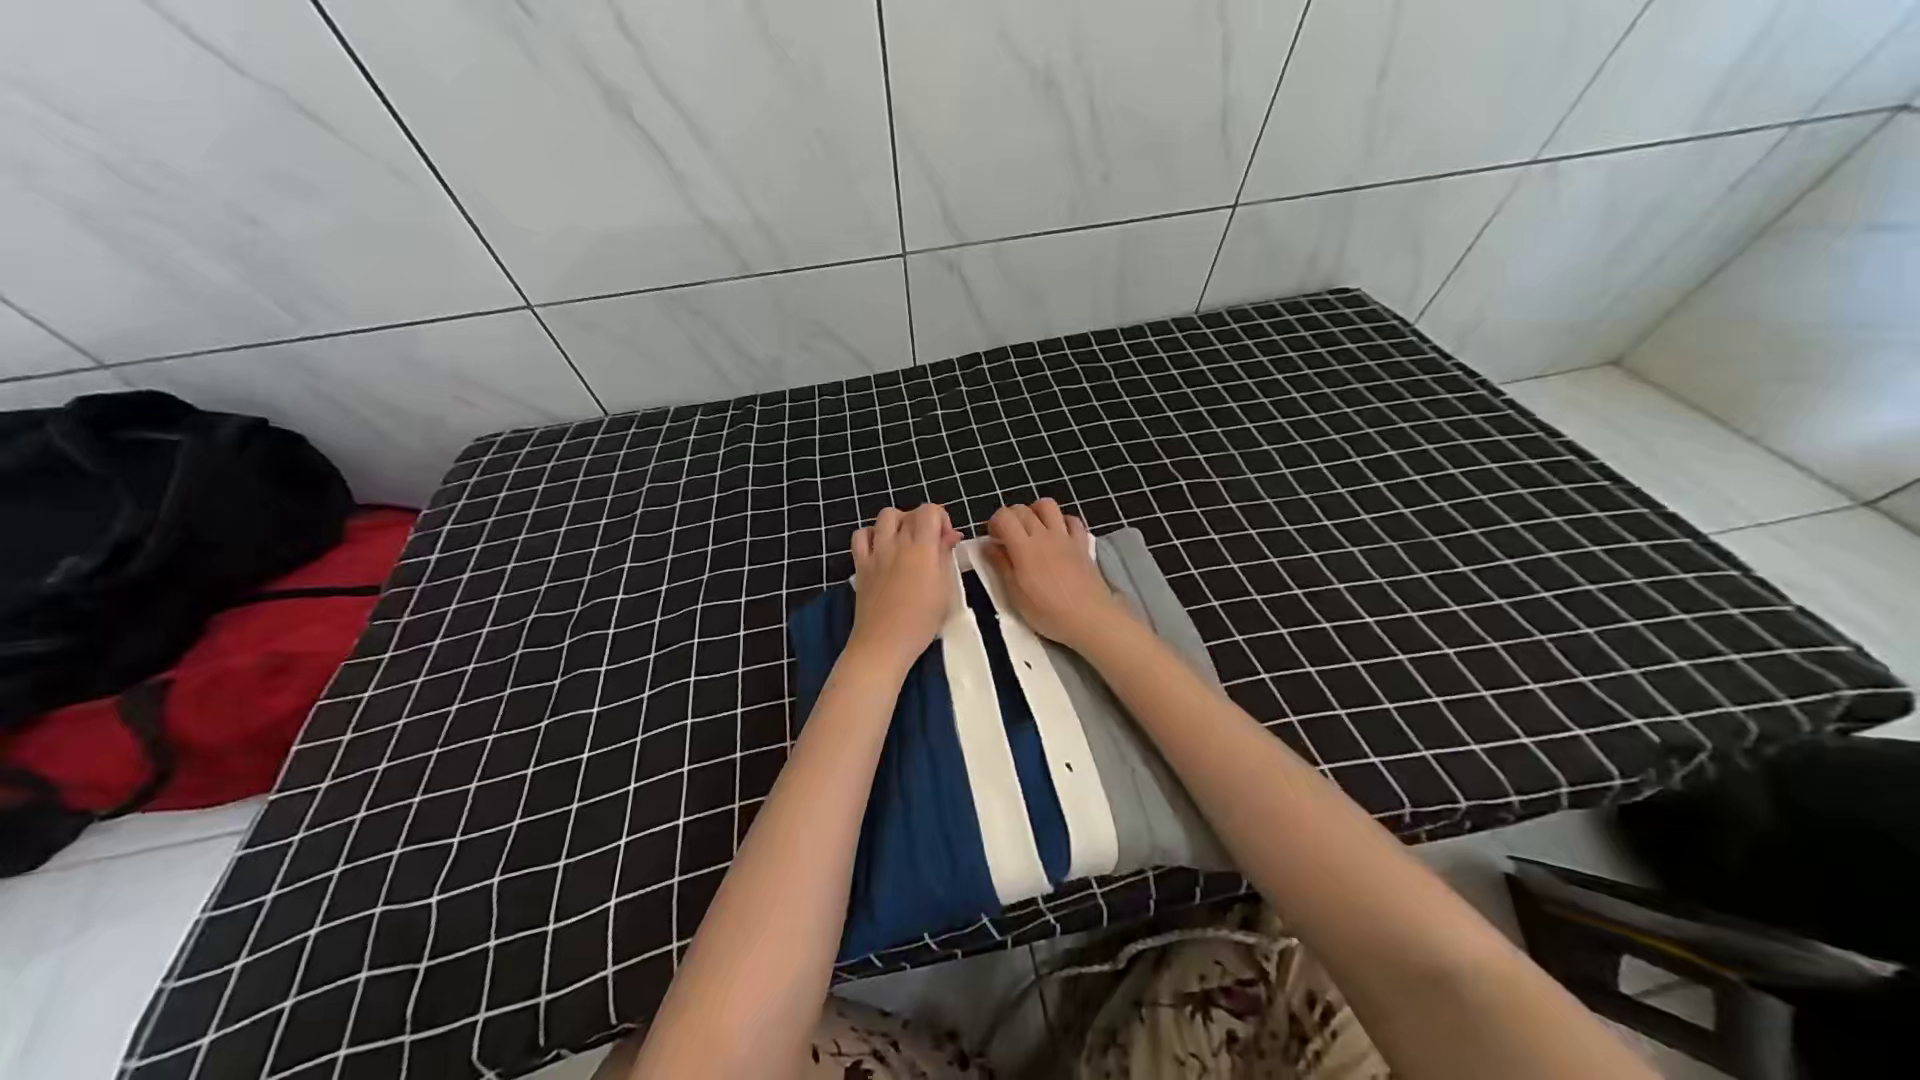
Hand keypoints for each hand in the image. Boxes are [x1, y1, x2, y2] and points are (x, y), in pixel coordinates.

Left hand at [848, 503, 962, 670]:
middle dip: (923, 521)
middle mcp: (897, 542)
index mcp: (922, 547)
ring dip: (898, 523)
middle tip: (929, 544)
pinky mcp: (860, 564)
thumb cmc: (922, 621)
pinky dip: (872, 535)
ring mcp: (875, 552)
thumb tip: (949, 536)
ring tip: (905, 542)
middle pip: (909, 513)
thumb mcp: (945, 589)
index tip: (946, 542)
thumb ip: (945, 557)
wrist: (884, 642)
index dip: (942, 519)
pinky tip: (881, 549)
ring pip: (884, 516)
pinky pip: (861, 535)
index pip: (930, 511)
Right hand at [985, 498, 1130, 648]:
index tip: (993, 539)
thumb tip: (988, 546)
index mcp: (1024, 548)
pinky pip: (1072, 520)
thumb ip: (1002, 566)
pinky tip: (1058, 535)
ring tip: (1032, 529)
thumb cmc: (1048, 612)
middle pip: (1023, 510)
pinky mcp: (1082, 544)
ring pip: (1048, 506)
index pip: (1004, 517)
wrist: (1090, 618)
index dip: (994, 523)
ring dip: (1035, 512)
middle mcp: (1044, 535)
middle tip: (1008, 537)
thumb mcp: (1016, 594)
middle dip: (1010, 517)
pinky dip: (1062, 521)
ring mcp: (1065, 537)